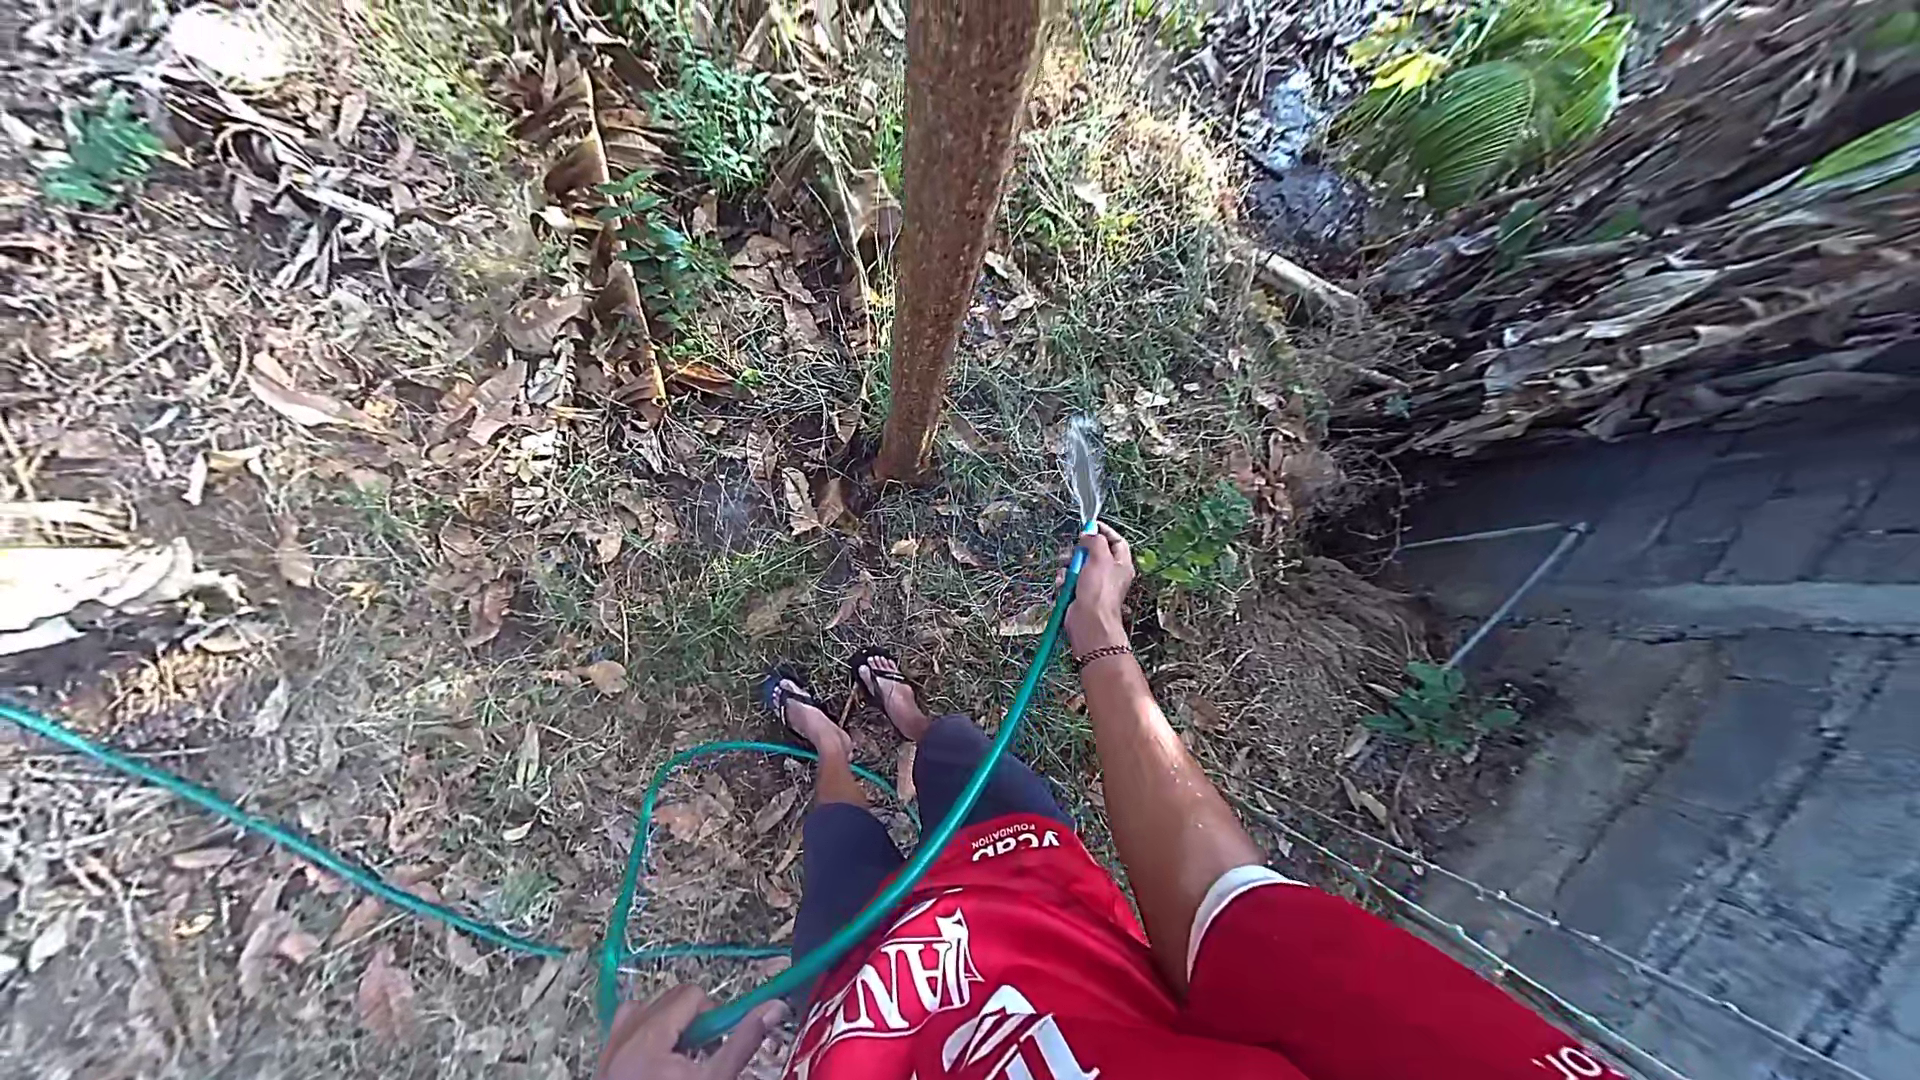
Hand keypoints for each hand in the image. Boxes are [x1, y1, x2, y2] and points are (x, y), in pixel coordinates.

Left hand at [594, 986, 785, 1079]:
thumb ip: (744, 1040)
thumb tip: (775, 1006)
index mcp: (648, 1039)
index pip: (691, 994)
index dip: (710, 1015)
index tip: (712, 1047)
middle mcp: (623, 1038)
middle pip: (670, 998)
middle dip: (691, 1020)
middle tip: (698, 1057)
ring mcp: (608, 1052)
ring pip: (646, 1009)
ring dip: (667, 1024)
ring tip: (676, 1061)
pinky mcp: (601, 1066)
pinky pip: (624, 1026)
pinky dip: (643, 1032)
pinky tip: (654, 1063)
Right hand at [1065, 523, 1133, 656]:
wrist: (1089, 621)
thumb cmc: (1099, 590)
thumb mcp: (1100, 558)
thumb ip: (1095, 541)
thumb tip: (1089, 533)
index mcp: (1121, 564)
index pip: (1116, 541)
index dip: (1104, 531)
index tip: (1091, 525)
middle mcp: (1110, 574)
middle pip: (1094, 553)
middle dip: (1081, 551)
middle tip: (1074, 551)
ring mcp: (1094, 585)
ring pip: (1079, 566)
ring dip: (1069, 567)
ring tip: (1066, 571)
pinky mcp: (1080, 594)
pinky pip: (1070, 581)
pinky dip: (1065, 581)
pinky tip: (1063, 584)